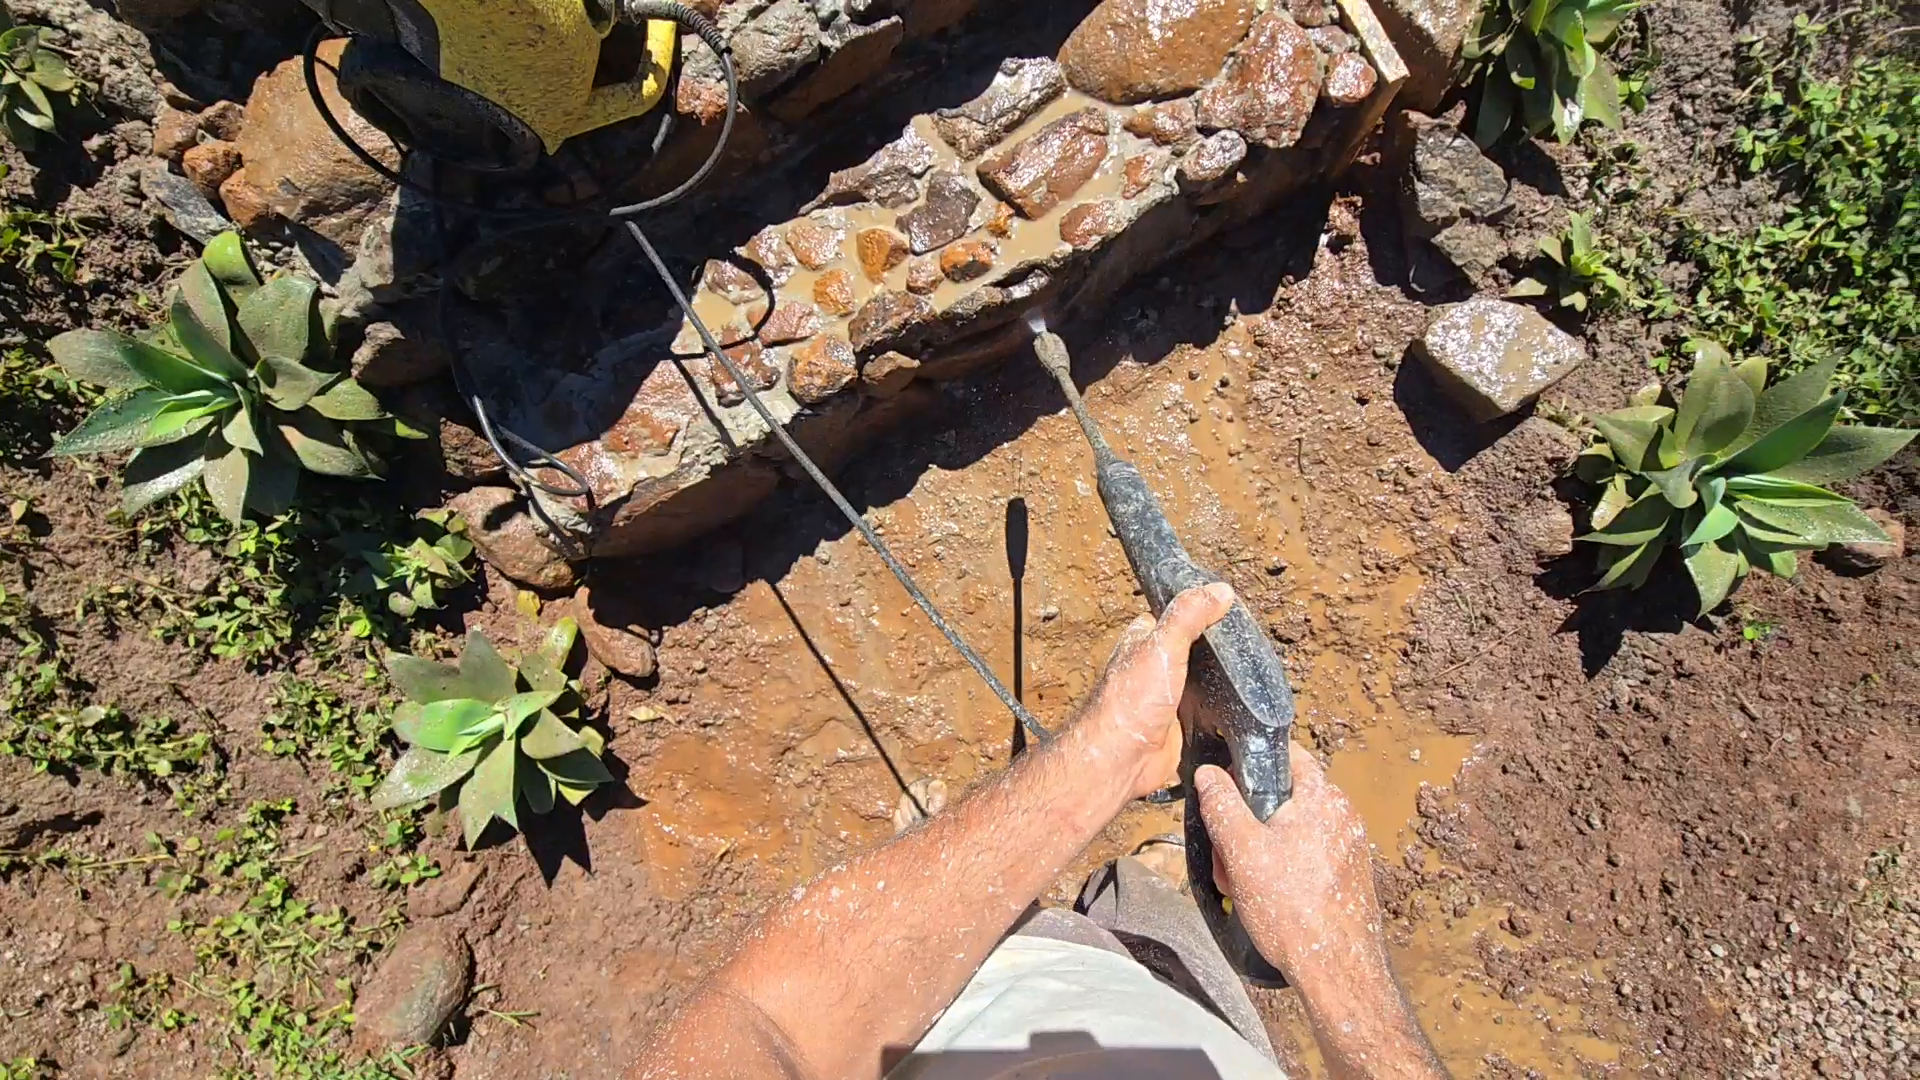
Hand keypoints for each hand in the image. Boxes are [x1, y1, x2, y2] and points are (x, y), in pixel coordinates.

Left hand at [1071, 582, 1235, 800]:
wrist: (1123, 758)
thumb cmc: (1129, 703)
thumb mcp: (1161, 647)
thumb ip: (1188, 616)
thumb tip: (1220, 591)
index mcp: (1143, 641)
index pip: (1176, 615)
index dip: (1201, 610)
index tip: (1230, 606)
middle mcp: (1155, 666)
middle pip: (1195, 649)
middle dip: (1218, 650)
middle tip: (1248, 645)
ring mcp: (1169, 695)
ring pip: (1205, 680)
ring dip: (1223, 681)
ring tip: (1253, 673)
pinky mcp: (1182, 723)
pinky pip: (1210, 710)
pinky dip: (1225, 708)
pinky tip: (1243, 706)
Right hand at [1195, 744, 1390, 988]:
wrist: (1339, 976)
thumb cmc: (1292, 908)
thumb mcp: (1241, 849)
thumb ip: (1221, 804)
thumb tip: (1207, 772)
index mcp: (1324, 799)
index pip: (1287, 753)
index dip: (1251, 760)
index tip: (1225, 780)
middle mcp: (1342, 817)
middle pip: (1281, 795)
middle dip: (1246, 816)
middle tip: (1226, 845)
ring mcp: (1347, 848)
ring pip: (1286, 827)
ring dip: (1256, 845)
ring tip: (1238, 878)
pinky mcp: (1345, 875)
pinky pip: (1301, 853)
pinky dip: (1277, 864)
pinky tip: (1259, 893)